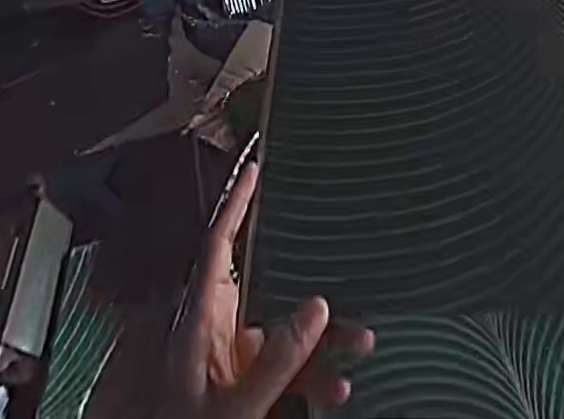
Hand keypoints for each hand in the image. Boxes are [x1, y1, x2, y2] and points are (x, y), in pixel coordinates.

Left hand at [159, 163, 374, 418]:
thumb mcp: (233, 406)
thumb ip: (275, 361)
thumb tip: (318, 308)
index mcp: (200, 320)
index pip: (218, 244)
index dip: (235, 203)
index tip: (254, 168)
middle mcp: (220, 328)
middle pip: (270, 286)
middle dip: (312, 280)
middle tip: (342, 259)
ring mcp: (236, 355)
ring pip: (289, 330)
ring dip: (328, 338)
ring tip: (363, 340)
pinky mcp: (249, 380)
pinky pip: (291, 366)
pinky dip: (317, 373)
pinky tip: (340, 384)